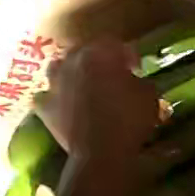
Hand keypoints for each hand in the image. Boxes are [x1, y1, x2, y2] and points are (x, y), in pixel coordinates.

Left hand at [33, 41, 162, 166]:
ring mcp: (54, 84)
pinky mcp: (45, 107)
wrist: (102, 152)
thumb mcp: (150, 95)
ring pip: (59, 67)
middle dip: (99, 59)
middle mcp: (72, 62)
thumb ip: (140, 80)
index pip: (113, 43)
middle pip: (83, 51)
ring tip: (86, 85)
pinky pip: (48, 95)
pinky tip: (66, 104)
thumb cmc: (130, 118)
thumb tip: (133, 80)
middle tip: (113, 74)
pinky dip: (57, 97)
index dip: (127, 54)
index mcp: (99, 54)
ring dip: (73, 72)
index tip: (136, 67)